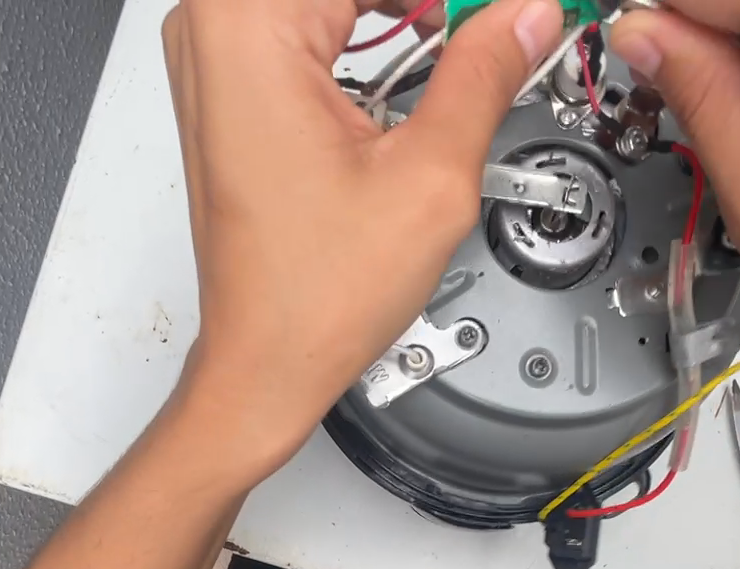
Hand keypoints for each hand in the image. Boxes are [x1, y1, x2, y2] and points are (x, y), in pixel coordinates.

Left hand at [161, 0, 565, 473]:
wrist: (269, 361)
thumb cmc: (314, 298)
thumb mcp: (428, 180)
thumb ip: (484, 76)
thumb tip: (524, 17)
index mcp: (250, 25)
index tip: (507, 12)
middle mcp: (215, 28)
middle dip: (434, 6)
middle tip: (495, 32)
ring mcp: (217, 62)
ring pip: (335, 0)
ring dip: (406, 17)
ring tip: (466, 54)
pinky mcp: (233, 94)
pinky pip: (311, 29)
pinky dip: (371, 40)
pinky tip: (414, 74)